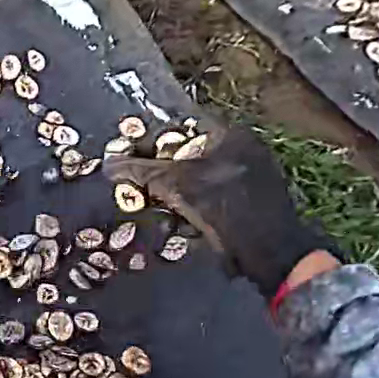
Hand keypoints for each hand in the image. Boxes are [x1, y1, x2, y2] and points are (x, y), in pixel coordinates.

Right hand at [105, 125, 333, 295]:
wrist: (269, 250)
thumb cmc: (226, 207)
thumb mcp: (177, 184)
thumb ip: (141, 171)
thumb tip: (109, 165)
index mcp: (230, 135)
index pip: (179, 127)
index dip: (149, 140)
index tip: (126, 156)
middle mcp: (240, 150)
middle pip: (184, 153)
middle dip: (157, 170)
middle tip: (133, 183)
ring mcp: (245, 177)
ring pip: (193, 177)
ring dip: (169, 191)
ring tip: (148, 203)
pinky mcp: (244, 202)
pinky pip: (205, 196)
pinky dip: (186, 205)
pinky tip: (172, 219)